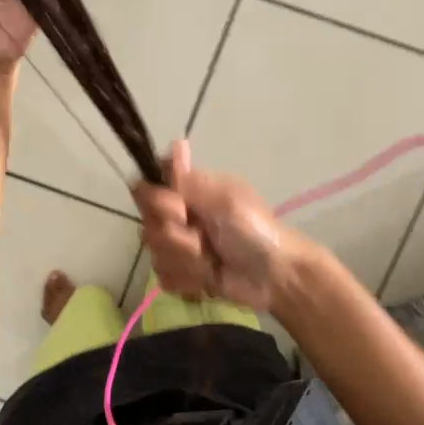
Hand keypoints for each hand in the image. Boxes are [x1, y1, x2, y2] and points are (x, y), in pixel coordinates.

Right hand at [133, 141, 312, 310]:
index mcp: (190, 193)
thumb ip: (189, 182)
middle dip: (176, 238)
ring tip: (213, 261)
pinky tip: (208, 278)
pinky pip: (164, 277)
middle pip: (147, 224)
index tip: (180, 210)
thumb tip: (175, 143)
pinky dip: (188, 281)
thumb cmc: (256, 232)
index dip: (156, 202)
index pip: (148, 187)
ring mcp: (180, 247)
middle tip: (204, 239)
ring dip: (187, 261)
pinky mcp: (183, 275)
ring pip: (155, 254)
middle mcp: (180, 217)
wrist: (276, 277)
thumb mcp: (226, 201)